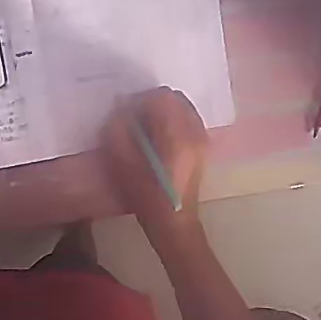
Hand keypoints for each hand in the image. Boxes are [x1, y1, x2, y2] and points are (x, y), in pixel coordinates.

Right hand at [100, 86, 208, 246]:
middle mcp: (194, 131)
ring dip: (161, 110)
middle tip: (133, 118)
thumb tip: (119, 112)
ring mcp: (201, 138)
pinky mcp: (201, 146)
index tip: (123, 113)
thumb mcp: (124, 164)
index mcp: (177, 134)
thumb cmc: (147, 197)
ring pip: (181, 106)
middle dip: (150, 102)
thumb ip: (118, 131)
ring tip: (144, 127)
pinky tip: (157, 137)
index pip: (160, 96)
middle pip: (173, 97)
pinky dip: (171, 119)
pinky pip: (186, 118)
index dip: (138, 99)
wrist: (174, 223)